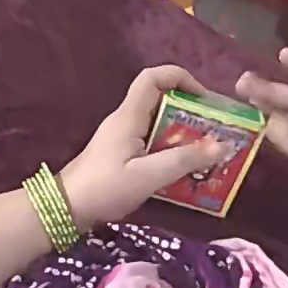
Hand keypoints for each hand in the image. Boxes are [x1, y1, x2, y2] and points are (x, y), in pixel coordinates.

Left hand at [60, 66, 225, 226]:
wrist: (66, 210)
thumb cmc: (104, 188)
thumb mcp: (148, 176)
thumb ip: (184, 160)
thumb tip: (221, 146)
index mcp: (128, 116)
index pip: (153, 78)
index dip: (181, 78)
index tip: (204, 99)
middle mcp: (125, 121)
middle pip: (161, 101)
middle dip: (190, 113)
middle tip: (214, 132)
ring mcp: (122, 138)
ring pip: (158, 124)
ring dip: (183, 135)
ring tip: (207, 153)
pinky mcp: (121, 155)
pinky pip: (151, 143)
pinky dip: (170, 151)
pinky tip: (185, 171)